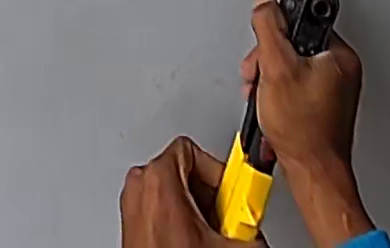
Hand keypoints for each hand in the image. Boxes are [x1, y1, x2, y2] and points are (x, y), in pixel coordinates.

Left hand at [120, 137, 251, 247]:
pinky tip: (193, 245)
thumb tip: (259, 226)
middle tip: (225, 222)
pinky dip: (179, 224)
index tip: (235, 197)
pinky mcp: (130, 228)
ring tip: (209, 238)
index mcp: (158, 176)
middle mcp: (140, 186)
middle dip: (210, 196)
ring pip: (173, 193)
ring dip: (196, 212)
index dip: (221, 174)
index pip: (194, 150)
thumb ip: (248, 223)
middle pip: (184, 171)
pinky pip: (160, 211)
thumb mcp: (230, 243)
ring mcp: (132, 208)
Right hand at [240, 0, 372, 247]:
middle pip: (292, 42)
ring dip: (268, 76)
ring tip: (264, 94)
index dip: (275, 30)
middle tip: (262, 75)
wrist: (312, 175)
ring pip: (289, 62)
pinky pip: (293, 80)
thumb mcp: (276, 66)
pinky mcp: (321, 102)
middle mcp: (339, 67)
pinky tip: (272, 105)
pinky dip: (277, 90)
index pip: (299, 19)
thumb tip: (265, 2)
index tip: (267, 42)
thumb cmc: (304, 131)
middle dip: (268, 58)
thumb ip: (268, 27)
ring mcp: (331, 87)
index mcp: (338, 54)